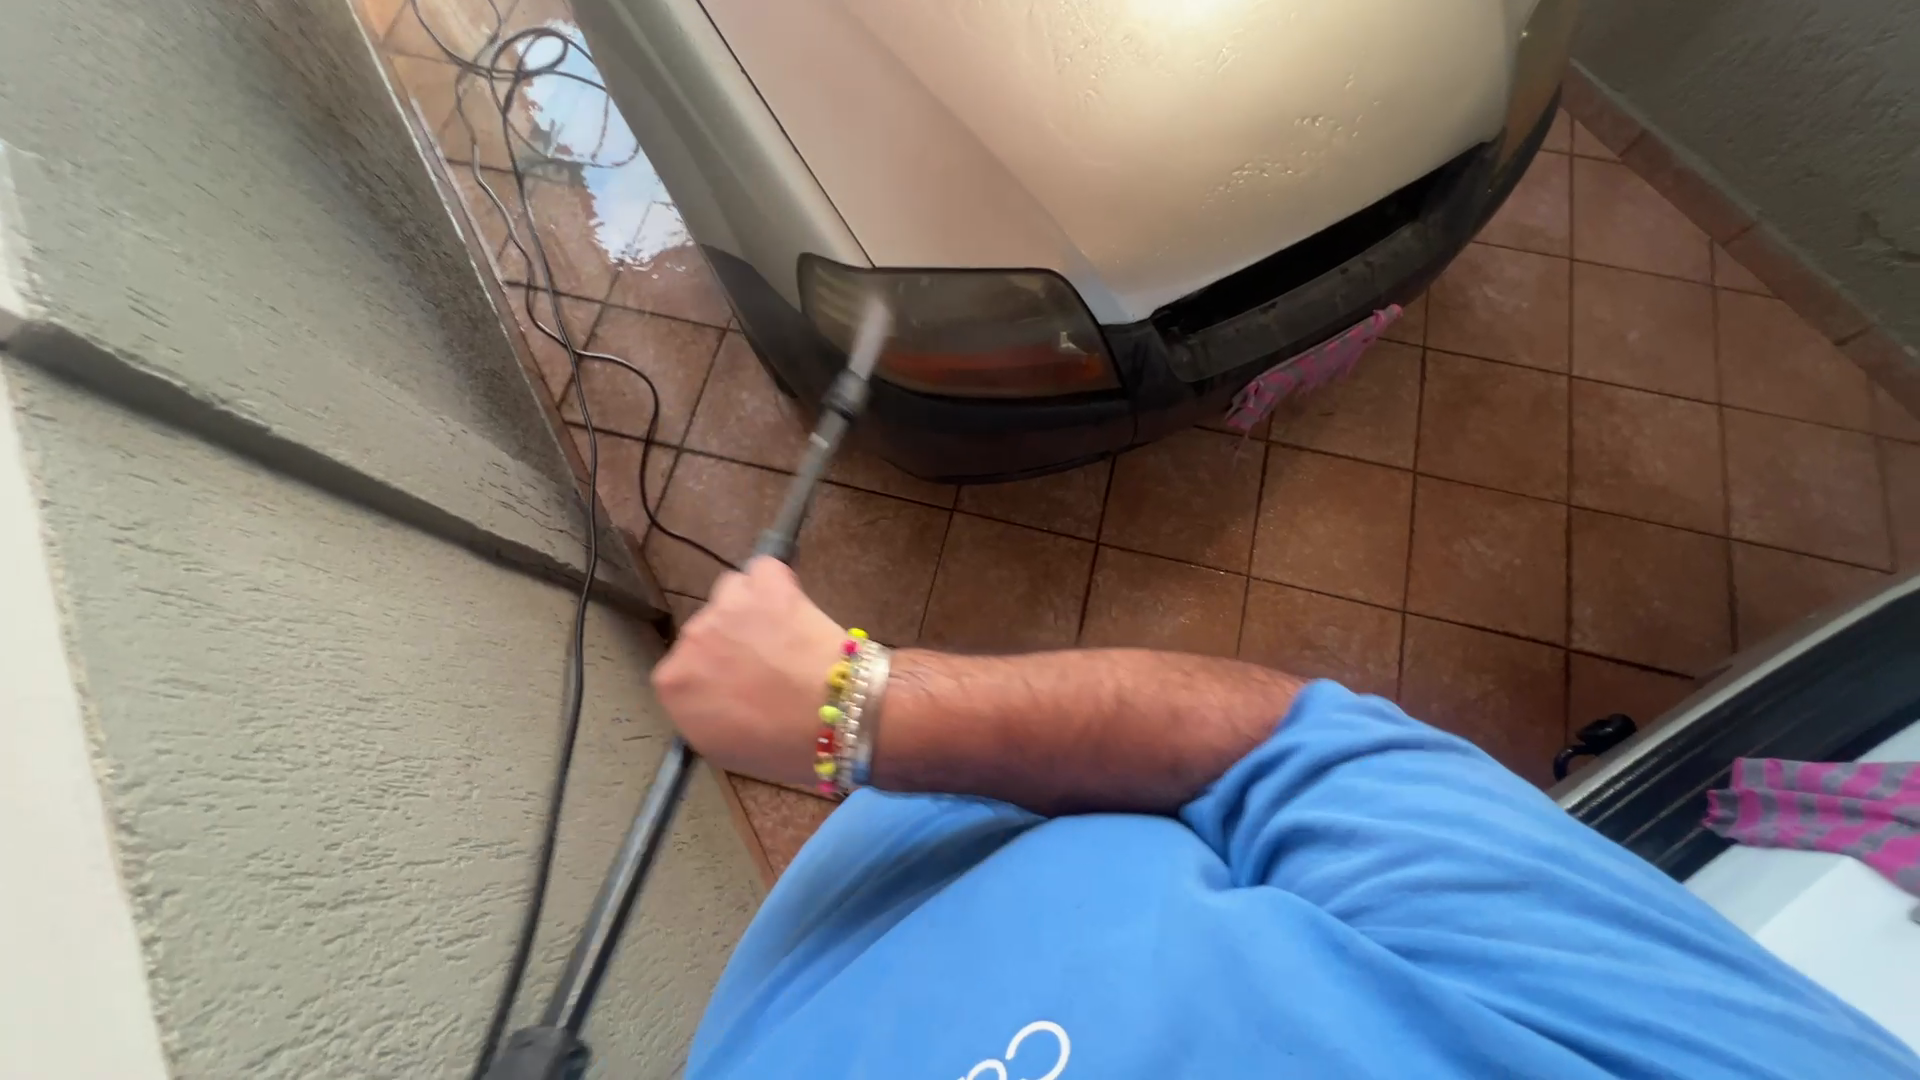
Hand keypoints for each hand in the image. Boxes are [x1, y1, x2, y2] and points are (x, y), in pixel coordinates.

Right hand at [652, 557, 847, 786]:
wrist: (839, 714)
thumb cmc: (787, 745)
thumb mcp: (726, 747)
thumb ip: (705, 714)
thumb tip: (717, 695)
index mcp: (673, 686)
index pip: (683, 667)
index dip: (716, 672)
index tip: (741, 681)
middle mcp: (690, 640)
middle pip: (707, 629)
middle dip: (733, 641)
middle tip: (771, 662)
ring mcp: (725, 607)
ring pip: (732, 594)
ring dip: (752, 608)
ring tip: (786, 633)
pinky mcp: (764, 583)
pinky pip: (764, 569)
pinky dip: (779, 583)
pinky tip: (797, 605)